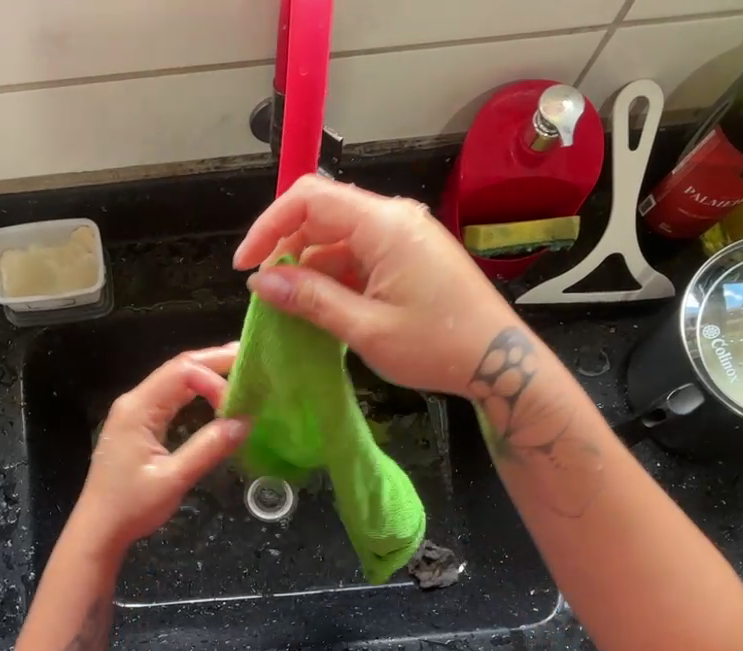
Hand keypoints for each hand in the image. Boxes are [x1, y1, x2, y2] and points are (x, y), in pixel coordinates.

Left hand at [69, 345, 250, 553]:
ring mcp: (134, 413)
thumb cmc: (131, 506)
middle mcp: (134, 402)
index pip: (182, 372)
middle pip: (178, 368)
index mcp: (138, 408)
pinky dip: (194, 392)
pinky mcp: (138, 426)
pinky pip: (170, 398)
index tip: (240, 403)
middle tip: (251, 358)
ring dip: (206, 374)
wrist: (99, 529)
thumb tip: (244, 422)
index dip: (214, 379)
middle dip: (214, 362)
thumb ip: (208, 448)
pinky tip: (214, 395)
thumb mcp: (173, 479)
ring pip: (174, 382)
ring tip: (240, 370)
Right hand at [233, 174, 519, 398]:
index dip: (268, 226)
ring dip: (309, 268)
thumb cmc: (436, 346)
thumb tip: (260, 283)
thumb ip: (310, 300)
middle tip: (266, 293)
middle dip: (285, 249)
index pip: (309, 198)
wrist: (497, 360)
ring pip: (337, 237)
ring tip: (293, 309)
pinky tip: (324, 308)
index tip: (245, 265)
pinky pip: (358, 253)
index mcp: (383, 225)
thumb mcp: (364, 328)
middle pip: (321, 214)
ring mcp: (403, 235)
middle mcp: (393, 218)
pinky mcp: (409, 254)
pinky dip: (333, 276)